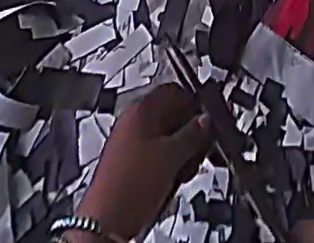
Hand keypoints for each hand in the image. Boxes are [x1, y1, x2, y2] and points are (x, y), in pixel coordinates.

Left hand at [76, 84, 210, 237]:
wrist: (107, 221)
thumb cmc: (130, 184)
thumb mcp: (171, 156)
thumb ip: (192, 135)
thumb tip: (206, 121)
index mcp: (140, 109)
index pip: (172, 91)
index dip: (192, 104)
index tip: (206, 121)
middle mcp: (133, 121)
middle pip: (170, 115)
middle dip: (188, 132)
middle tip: (201, 148)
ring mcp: (130, 143)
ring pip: (165, 137)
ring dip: (181, 151)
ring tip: (188, 167)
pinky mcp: (130, 164)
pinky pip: (156, 155)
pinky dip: (169, 164)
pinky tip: (175, 179)